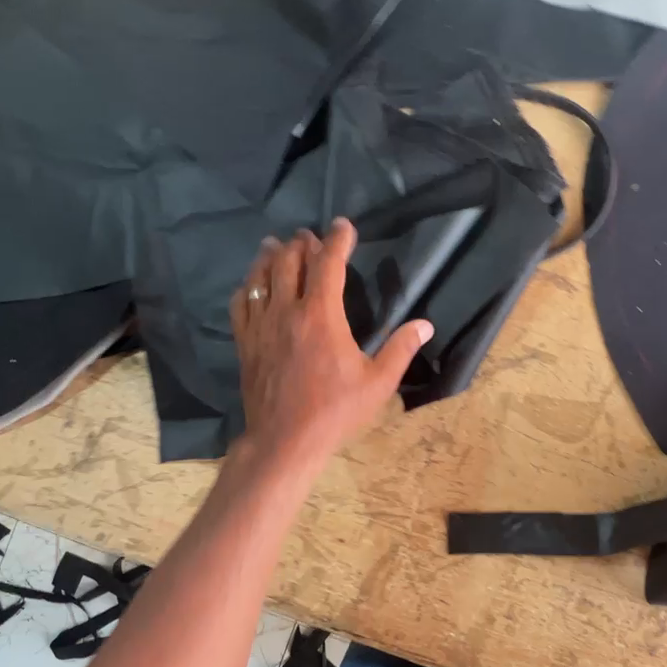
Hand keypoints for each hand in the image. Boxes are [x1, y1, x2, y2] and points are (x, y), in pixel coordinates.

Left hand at [230, 219, 431, 468]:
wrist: (284, 441)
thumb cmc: (335, 412)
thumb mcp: (377, 384)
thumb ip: (400, 350)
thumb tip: (425, 326)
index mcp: (322, 316)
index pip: (328, 264)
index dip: (337, 240)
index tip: (344, 226)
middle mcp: (287, 311)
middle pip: (289, 261)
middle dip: (302, 244)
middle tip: (310, 237)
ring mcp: (261, 326)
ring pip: (260, 277)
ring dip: (270, 256)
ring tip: (276, 245)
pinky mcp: (246, 342)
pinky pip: (241, 303)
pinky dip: (248, 286)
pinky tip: (251, 285)